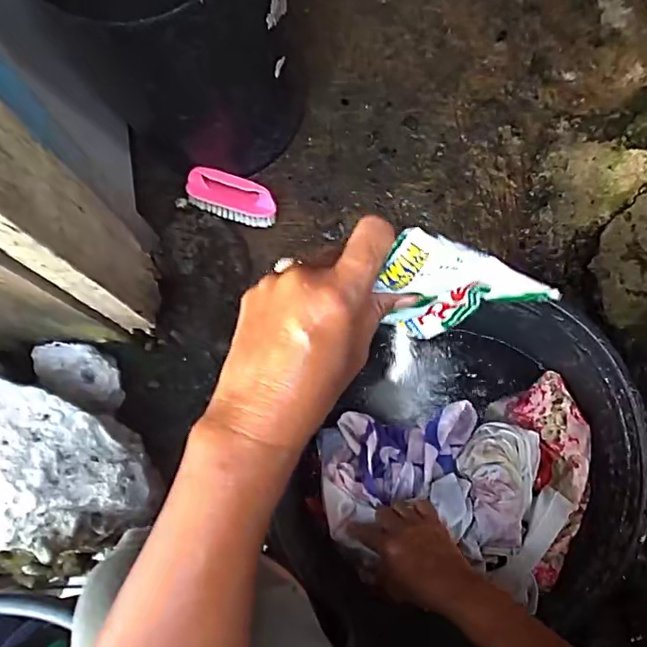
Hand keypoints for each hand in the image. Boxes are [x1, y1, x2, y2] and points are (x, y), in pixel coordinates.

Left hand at [204, 216, 413, 455]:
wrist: (256, 413)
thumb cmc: (308, 394)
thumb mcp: (356, 354)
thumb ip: (372, 313)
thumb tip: (393, 293)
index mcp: (338, 293)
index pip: (371, 233)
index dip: (382, 243)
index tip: (383, 261)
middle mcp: (304, 278)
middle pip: (338, 253)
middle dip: (346, 276)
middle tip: (347, 309)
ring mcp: (275, 282)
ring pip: (309, 269)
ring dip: (317, 289)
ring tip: (312, 329)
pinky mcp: (254, 291)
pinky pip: (285, 284)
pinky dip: (292, 300)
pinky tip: (289, 332)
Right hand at [351, 500, 500, 614]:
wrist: (453, 586)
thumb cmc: (421, 591)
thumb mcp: (392, 588)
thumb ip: (377, 576)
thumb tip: (367, 569)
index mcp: (387, 546)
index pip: (364, 532)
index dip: (354, 529)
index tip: (349, 527)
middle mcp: (401, 529)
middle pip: (382, 512)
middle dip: (378, 517)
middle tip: (379, 525)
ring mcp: (419, 523)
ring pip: (401, 504)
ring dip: (396, 510)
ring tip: (397, 517)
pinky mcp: (435, 521)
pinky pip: (423, 504)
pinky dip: (416, 506)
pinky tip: (415, 513)